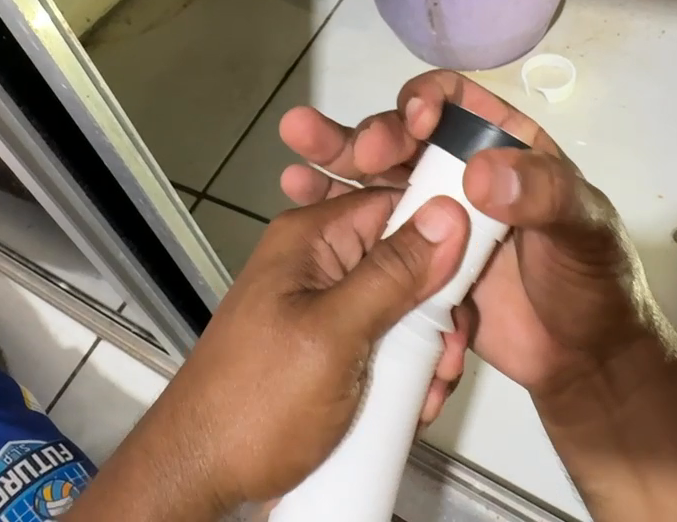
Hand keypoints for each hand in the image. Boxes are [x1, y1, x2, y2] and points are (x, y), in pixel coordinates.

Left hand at [71, 188, 471, 518]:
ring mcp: (327, 305)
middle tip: (444, 355)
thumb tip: (446, 214)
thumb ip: (392, 274)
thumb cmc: (250, 403)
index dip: (440, 230)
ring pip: (403, 307)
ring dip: (425, 349)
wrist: (203, 474)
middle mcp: (320, 262)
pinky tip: (408, 403)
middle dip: (435, 309)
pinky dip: (406, 372)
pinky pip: (386, 342)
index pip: (393, 202)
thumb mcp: (332, 335)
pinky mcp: (333, 345)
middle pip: (406, 259)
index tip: (473, 272)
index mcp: (312, 238)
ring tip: (424, 389)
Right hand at [279, 70, 662, 403]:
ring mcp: (432, 211)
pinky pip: (368, 224)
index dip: (429, 99)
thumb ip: (545, 195)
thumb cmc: (593, 282)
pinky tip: (297, 194)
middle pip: (403, 134)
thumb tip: (481, 174)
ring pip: (375, 174)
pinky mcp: (411, 254)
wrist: (581, 360)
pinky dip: (331, 206)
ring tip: (297, 152)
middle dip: (372, 134)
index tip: (415, 123)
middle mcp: (459, 168)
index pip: (456, 100)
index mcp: (502, 145)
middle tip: (357, 154)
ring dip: (335, 158)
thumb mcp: (585, 229)